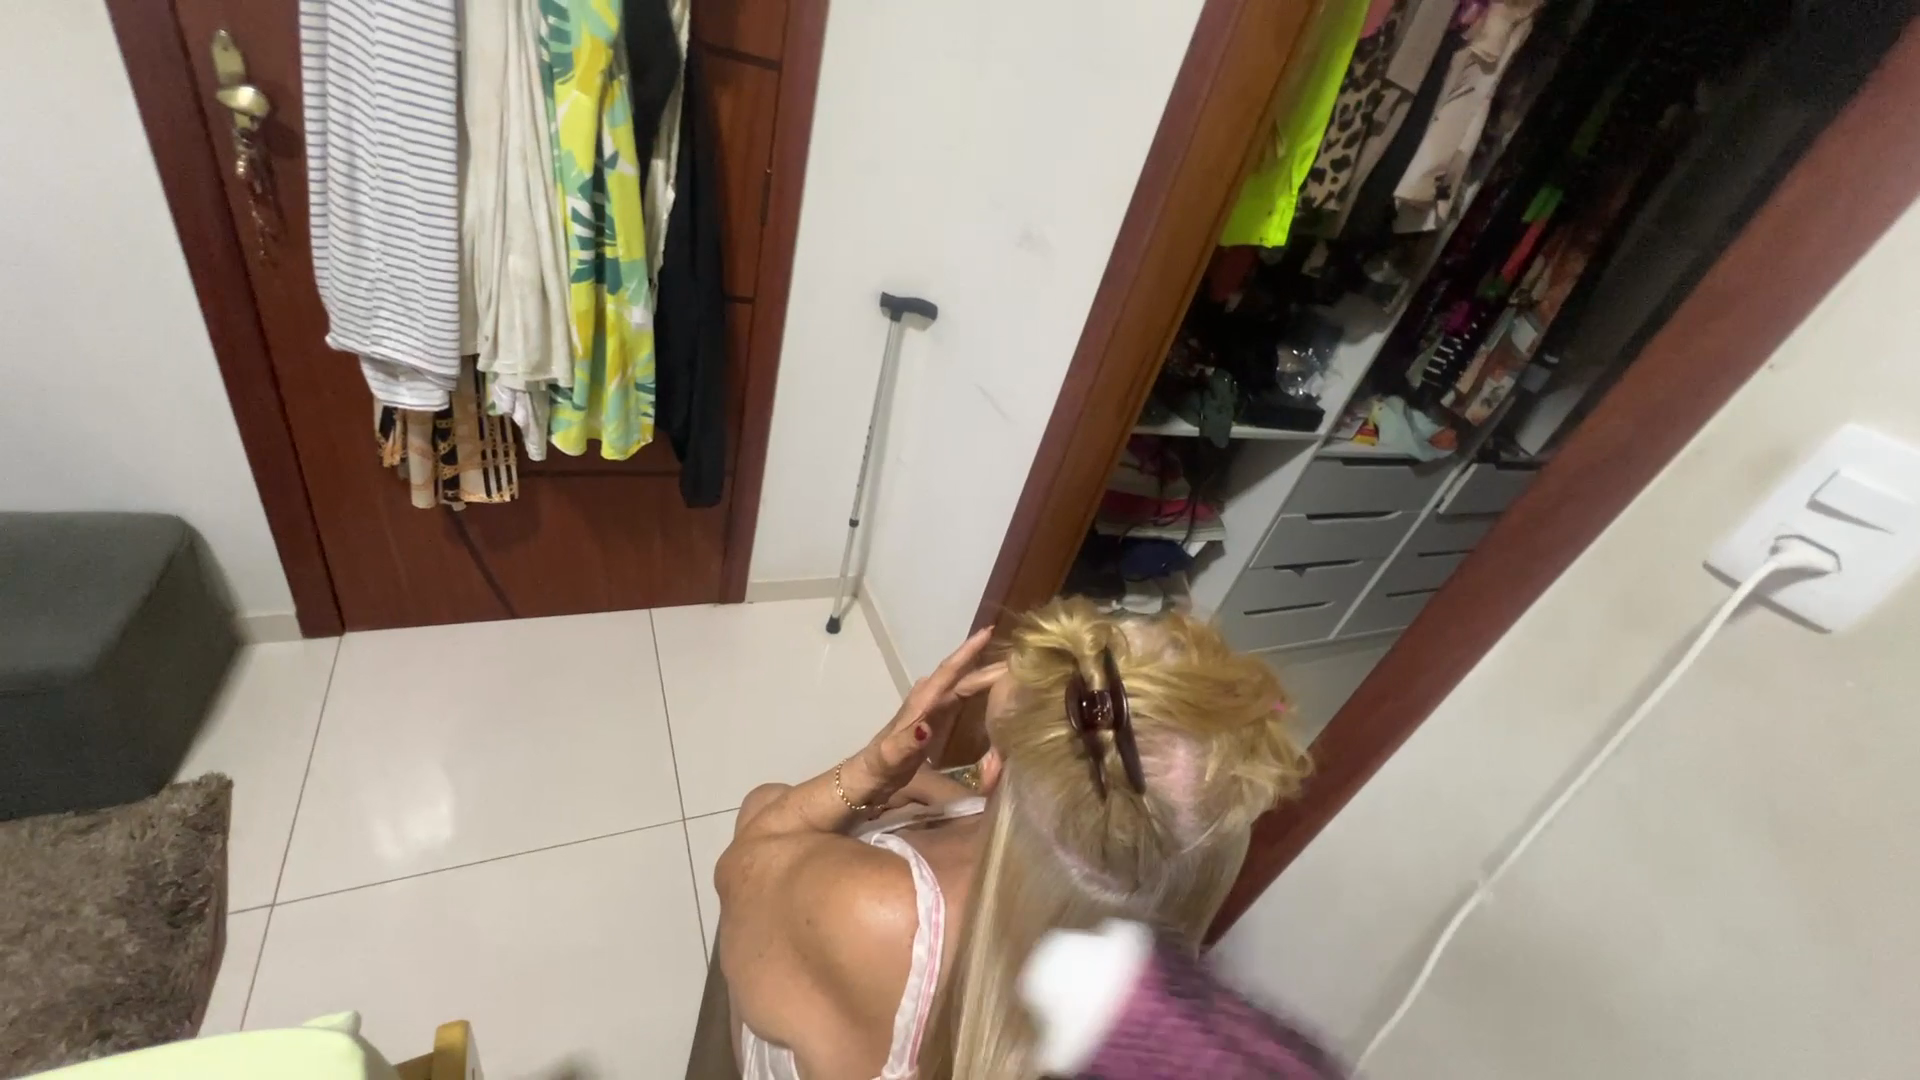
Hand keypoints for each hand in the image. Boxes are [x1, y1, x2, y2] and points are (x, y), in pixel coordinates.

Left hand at [845, 628, 1003, 806]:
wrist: (871, 777)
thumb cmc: (881, 766)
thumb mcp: (893, 756)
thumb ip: (907, 743)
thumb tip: (926, 728)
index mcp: (922, 703)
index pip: (949, 672)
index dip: (968, 652)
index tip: (988, 632)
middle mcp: (928, 699)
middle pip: (960, 676)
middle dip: (985, 664)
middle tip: (1015, 657)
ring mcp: (932, 709)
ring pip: (962, 684)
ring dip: (982, 674)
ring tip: (1008, 667)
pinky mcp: (936, 720)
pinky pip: (961, 697)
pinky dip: (976, 689)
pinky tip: (989, 690)